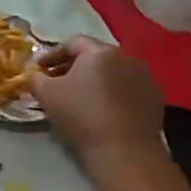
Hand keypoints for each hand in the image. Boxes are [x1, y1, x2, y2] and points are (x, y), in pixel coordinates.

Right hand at [29, 35, 164, 167]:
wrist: (123, 148)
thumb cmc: (80, 114)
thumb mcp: (46, 94)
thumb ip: (36, 79)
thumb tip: (35, 75)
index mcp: (99, 52)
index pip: (72, 42)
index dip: (51, 54)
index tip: (38, 68)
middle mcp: (126, 57)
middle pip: (94, 55)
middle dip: (72, 66)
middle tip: (56, 81)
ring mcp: (145, 76)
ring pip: (112, 71)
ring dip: (94, 79)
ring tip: (79, 96)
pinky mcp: (154, 96)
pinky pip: (126, 87)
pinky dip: (111, 92)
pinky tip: (101, 108)